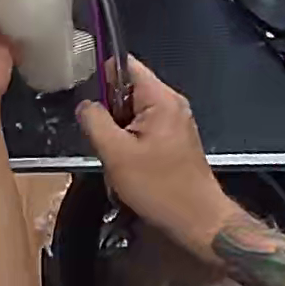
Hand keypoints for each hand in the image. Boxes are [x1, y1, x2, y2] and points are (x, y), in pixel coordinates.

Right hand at [76, 58, 243, 260]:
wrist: (198, 220)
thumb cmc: (159, 186)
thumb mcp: (116, 154)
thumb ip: (96, 122)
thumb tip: (86, 105)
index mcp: (161, 98)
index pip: (127, 65)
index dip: (103, 74)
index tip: (88, 96)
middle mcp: (172, 102)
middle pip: (129, 89)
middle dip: (110, 110)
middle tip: (102, 137)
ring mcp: (176, 120)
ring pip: (135, 111)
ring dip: (119, 129)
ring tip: (116, 155)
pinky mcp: (175, 138)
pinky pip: (146, 127)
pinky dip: (132, 140)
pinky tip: (129, 164)